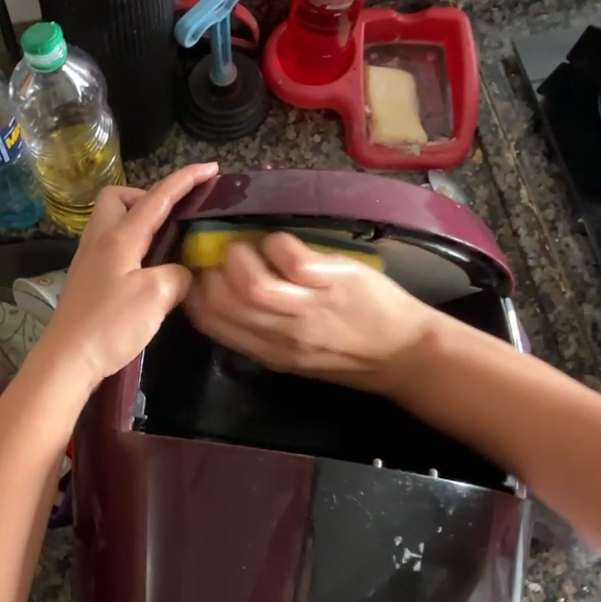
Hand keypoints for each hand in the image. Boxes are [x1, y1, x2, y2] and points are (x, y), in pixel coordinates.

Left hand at [29, 163, 220, 389]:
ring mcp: (89, 259)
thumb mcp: (157, 297)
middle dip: (148, 196)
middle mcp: (100, 239)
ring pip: (111, 221)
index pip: (157, 197)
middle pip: (118, 198)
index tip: (211, 168)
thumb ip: (178, 275)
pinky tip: (145, 269)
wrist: (67, 359)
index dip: (186, 180)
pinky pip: (110, 246)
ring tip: (164, 243)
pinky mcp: (86, 279)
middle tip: (173, 217)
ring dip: (137, 221)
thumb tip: (181, 273)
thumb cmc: (111, 324)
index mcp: (120, 236)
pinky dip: (130, 245)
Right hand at [184, 231, 443, 390]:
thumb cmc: (349, 353)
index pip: (210, 323)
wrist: (407, 355)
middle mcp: (283, 334)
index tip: (200, 274)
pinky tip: (283, 245)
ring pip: (252, 285)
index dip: (194, 293)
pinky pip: (292, 260)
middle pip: (224, 303)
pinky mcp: (335, 283)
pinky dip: (278, 245)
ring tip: (253, 248)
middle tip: (226, 256)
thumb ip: (257, 331)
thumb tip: (221, 293)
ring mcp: (309, 309)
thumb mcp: (293, 356)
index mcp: (267, 352)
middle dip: (213, 271)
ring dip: (242, 257)